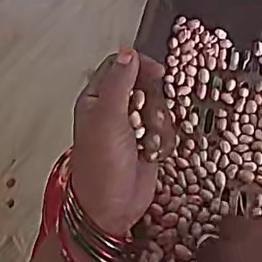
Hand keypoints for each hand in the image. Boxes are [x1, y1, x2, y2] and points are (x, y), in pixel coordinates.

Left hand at [69, 50, 171, 234]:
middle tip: (144, 118)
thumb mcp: (108, 118)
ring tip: (146, 142)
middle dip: (152, 101)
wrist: (112, 208)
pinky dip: (163, 140)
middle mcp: (113, 108)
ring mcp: (132, 126)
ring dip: (158, 124)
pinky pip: (166, 128)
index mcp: (96, 97)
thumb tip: (129, 53)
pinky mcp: (148, 143)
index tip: (156, 73)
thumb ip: (119, 83)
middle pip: (145, 84)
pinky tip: (152, 154)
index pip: (120, 66)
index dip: (139, 66)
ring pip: (159, 106)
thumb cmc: (101, 165)